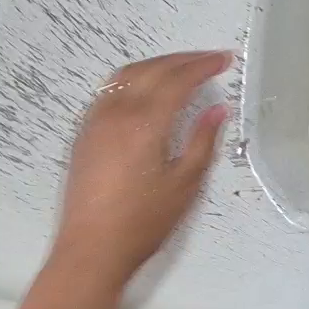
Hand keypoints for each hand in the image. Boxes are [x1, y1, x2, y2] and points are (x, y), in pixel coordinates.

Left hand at [53, 50, 229, 284]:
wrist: (92, 248)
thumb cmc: (143, 222)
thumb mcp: (185, 184)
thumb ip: (203, 141)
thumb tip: (217, 109)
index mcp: (144, 123)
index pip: (178, 80)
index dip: (203, 66)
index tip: (224, 60)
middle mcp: (116, 113)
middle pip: (152, 70)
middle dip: (183, 60)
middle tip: (209, 59)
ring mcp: (95, 121)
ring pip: (127, 76)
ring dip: (157, 65)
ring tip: (182, 69)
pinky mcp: (84, 133)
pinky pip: (110, 90)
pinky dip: (134, 79)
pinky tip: (146, 89)